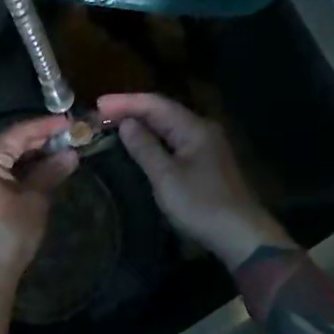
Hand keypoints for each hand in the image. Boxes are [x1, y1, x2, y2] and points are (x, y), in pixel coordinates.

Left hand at [0, 116, 77, 284]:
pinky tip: (49, 164)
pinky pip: (7, 170)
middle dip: (41, 137)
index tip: (72, 120)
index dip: (45, 125)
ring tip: (66, 146)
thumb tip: (72, 152)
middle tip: (73, 133)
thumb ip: (51, 171)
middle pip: (11, 142)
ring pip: (10, 156)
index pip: (16, 134)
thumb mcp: (35, 199)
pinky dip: (27, 166)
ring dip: (36, 151)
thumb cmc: (12, 233)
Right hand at [99, 93, 292, 267]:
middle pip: (162, 111)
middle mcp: (201, 130)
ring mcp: (203, 146)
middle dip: (130, 109)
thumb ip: (145, 147)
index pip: (157, 105)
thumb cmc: (200, 203)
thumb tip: (126, 124)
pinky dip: (149, 136)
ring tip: (110, 123)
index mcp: (194, 129)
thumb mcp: (165, 176)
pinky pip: (170, 140)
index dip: (126, 102)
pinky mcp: (201, 161)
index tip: (97, 104)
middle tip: (98, 113)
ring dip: (138, 122)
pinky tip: (134, 141)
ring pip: (166, 125)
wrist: (236, 232)